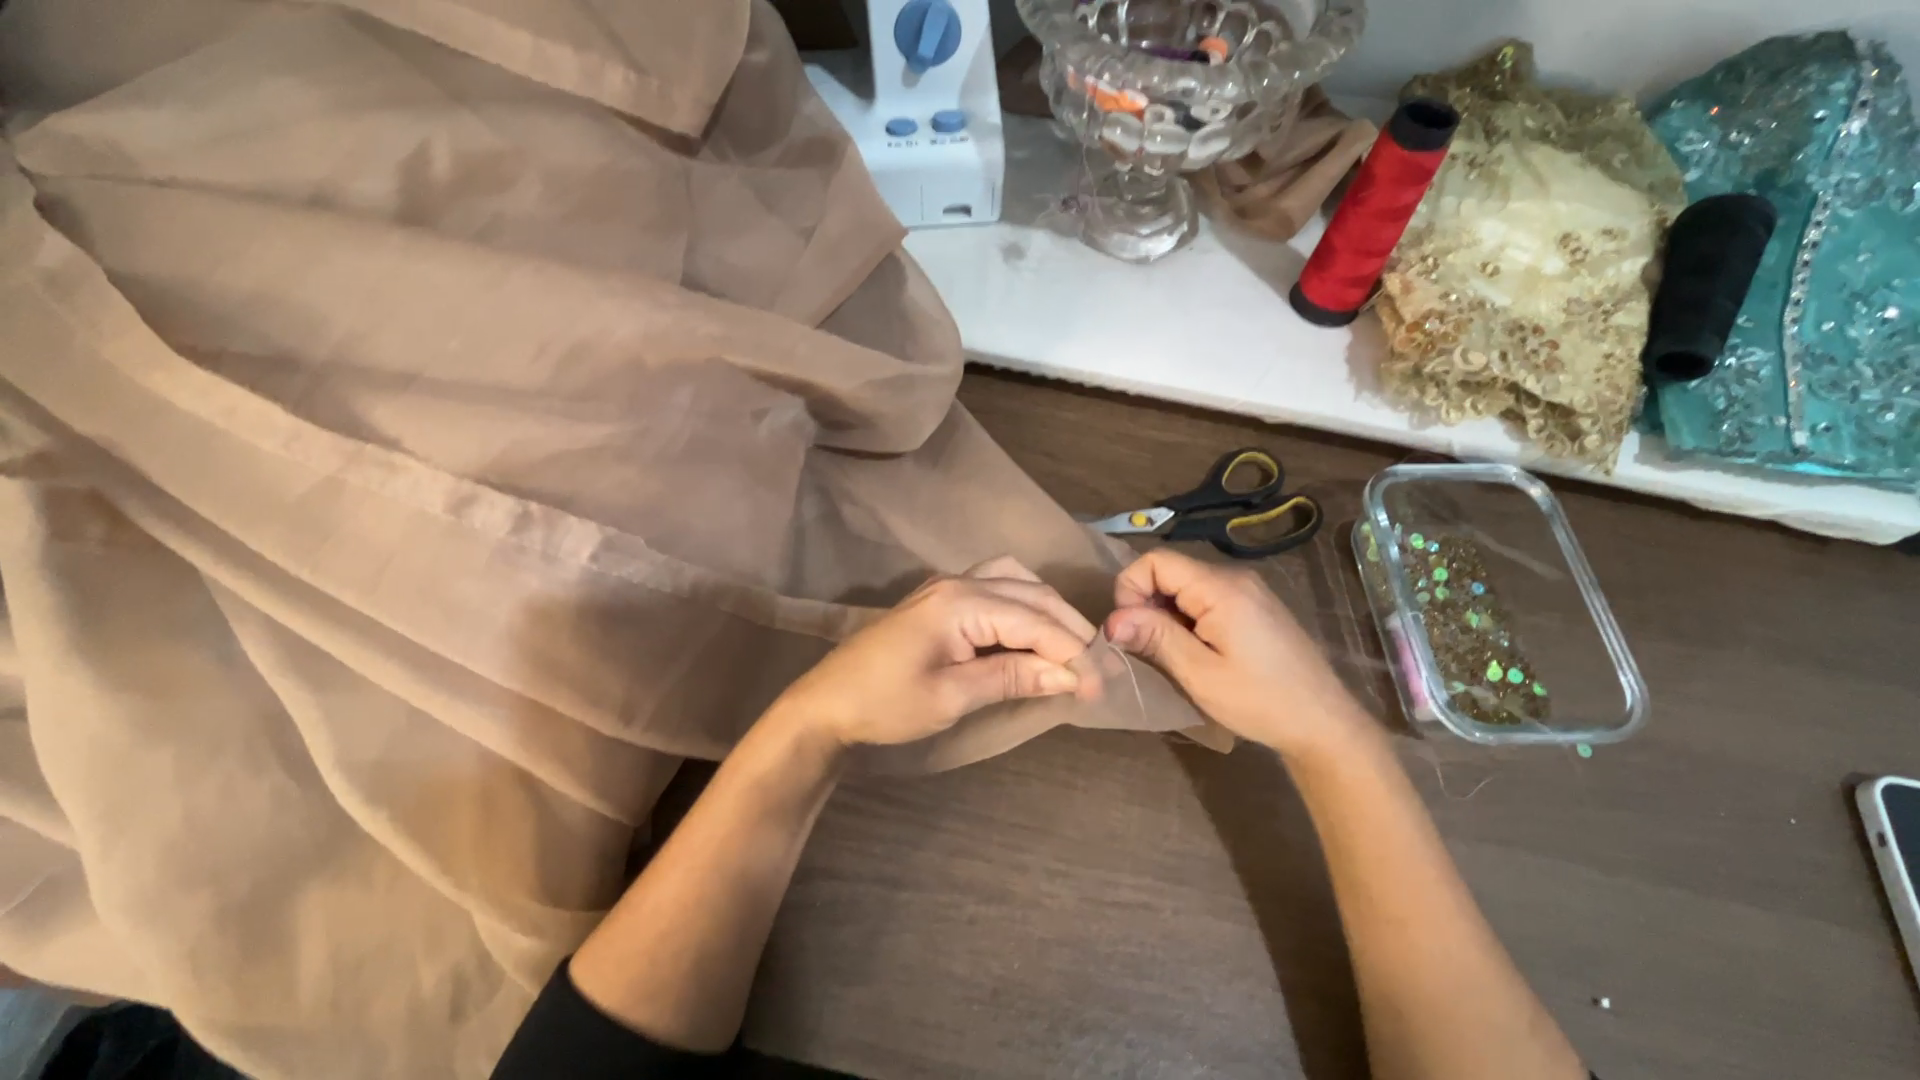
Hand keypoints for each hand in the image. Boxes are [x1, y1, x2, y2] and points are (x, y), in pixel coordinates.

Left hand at [771, 557, 1097, 748]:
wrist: (826, 703)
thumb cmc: (885, 704)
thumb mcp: (952, 697)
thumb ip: (1012, 678)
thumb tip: (1069, 675)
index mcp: (960, 603)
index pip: (1034, 621)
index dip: (1072, 653)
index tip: (1100, 687)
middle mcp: (958, 582)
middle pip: (1032, 594)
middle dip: (1067, 630)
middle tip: (1095, 670)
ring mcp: (946, 585)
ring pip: (1016, 581)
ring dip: (1047, 611)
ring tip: (1068, 648)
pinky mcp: (939, 598)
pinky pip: (995, 586)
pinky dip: (1023, 605)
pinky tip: (1031, 631)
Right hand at [1102, 549, 1375, 761]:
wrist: (1322, 723)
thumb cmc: (1260, 700)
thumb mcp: (1199, 673)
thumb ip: (1155, 637)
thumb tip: (1111, 619)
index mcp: (1221, 588)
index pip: (1155, 561)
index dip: (1130, 589)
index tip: (1128, 630)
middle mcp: (1235, 578)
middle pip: (1170, 571)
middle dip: (1145, 604)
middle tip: (1144, 648)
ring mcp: (1248, 591)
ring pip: (1185, 587)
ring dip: (1165, 614)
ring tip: (1168, 654)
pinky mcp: (1254, 608)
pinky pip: (1206, 599)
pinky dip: (1187, 619)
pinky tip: (1193, 653)